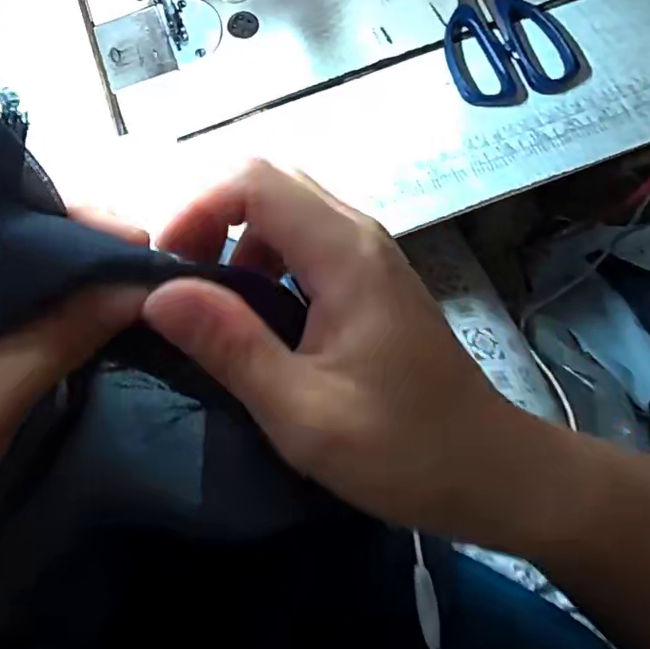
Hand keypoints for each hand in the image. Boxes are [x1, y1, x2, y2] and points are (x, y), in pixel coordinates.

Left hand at [0, 213, 149, 613]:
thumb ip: (65, 332)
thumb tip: (142, 282)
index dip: (68, 234)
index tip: (137, 242)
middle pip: (3, 250)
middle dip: (72, 258)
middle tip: (145, 261)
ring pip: (8, 281)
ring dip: (65, 288)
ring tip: (130, 282)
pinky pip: (2, 312)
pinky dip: (47, 315)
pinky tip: (92, 314)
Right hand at [142, 162, 542, 546]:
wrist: (490, 468)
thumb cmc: (404, 450)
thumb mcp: (304, 414)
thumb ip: (231, 348)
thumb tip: (159, 293)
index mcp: (346, 253)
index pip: (256, 181)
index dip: (198, 207)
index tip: (165, 264)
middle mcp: (357, 231)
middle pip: (268, 180)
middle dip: (209, 214)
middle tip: (178, 275)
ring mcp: (364, 248)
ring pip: (282, 203)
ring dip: (232, 234)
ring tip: (205, 292)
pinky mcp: (363, 270)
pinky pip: (299, 233)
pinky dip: (258, 253)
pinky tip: (249, 306)